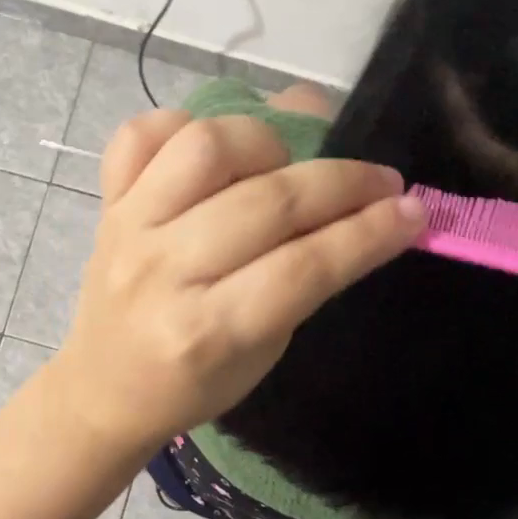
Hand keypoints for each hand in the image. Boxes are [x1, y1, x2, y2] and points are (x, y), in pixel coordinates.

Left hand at [46, 110, 425, 449]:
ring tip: (291, 163)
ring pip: (209, 148)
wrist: (104, 392)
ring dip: (268, 142)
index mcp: (207, 333)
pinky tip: (217, 155)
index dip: (366, 234)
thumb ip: (302, 283)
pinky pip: (142, 134)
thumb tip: (355, 208)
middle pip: (267, 204)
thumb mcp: (261, 356)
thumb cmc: (193, 387)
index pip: (301, 268)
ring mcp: (129, 232)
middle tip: (382, 182)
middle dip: (342, 184)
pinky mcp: (106, 204)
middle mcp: (164, 274)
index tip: (413, 212)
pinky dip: (186, 126)